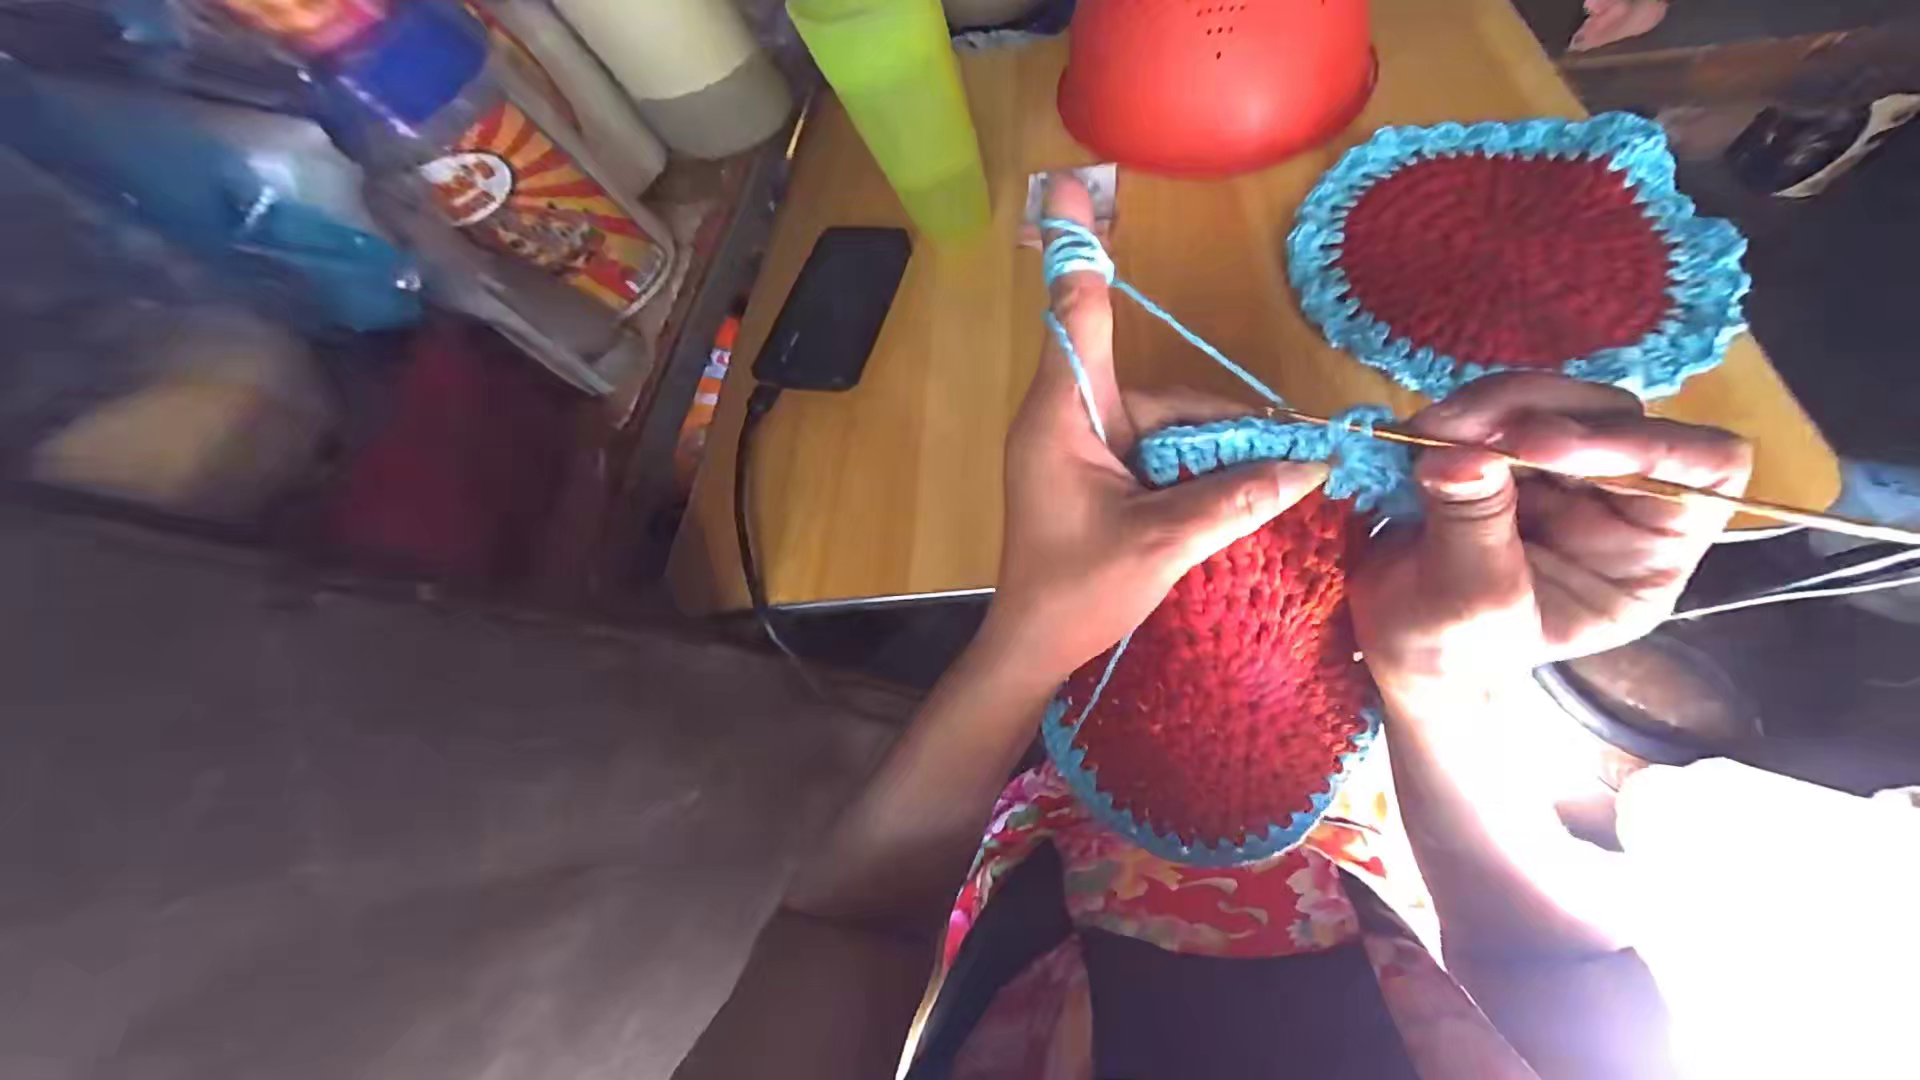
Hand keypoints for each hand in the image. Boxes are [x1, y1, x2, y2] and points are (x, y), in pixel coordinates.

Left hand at [977, 177, 1329, 683]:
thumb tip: (1308, 463)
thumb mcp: (1161, 544)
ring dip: (1208, 453)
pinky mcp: (1089, 473)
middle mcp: (1066, 419)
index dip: (1082, 254)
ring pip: (1158, 425)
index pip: (1077, 319)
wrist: (1034, 643)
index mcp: (1062, 418)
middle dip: (1216, 420)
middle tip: (1288, 450)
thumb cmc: (1078, 593)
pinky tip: (1226, 496)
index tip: (1076, 188)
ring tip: (1266, 485)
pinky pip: (1148, 451)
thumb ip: (1233, 498)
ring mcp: (1077, 447)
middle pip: (1151, 388)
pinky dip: (1187, 470)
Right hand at [1350, 372, 1752, 693]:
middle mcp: (1607, 503)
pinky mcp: (1483, 463)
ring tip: (1423, 429)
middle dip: (1532, 415)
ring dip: (1482, 409)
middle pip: (1609, 419)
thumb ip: (1473, 524)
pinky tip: (1413, 434)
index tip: (1536, 447)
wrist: (1393, 645)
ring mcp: (1543, 478)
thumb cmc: (1450, 648)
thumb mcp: (1473, 599)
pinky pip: (1480, 419)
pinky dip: (1447, 419)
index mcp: (1642, 552)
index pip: (1695, 470)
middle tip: (1454, 426)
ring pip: (1542, 406)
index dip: (1632, 443)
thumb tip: (1451, 455)